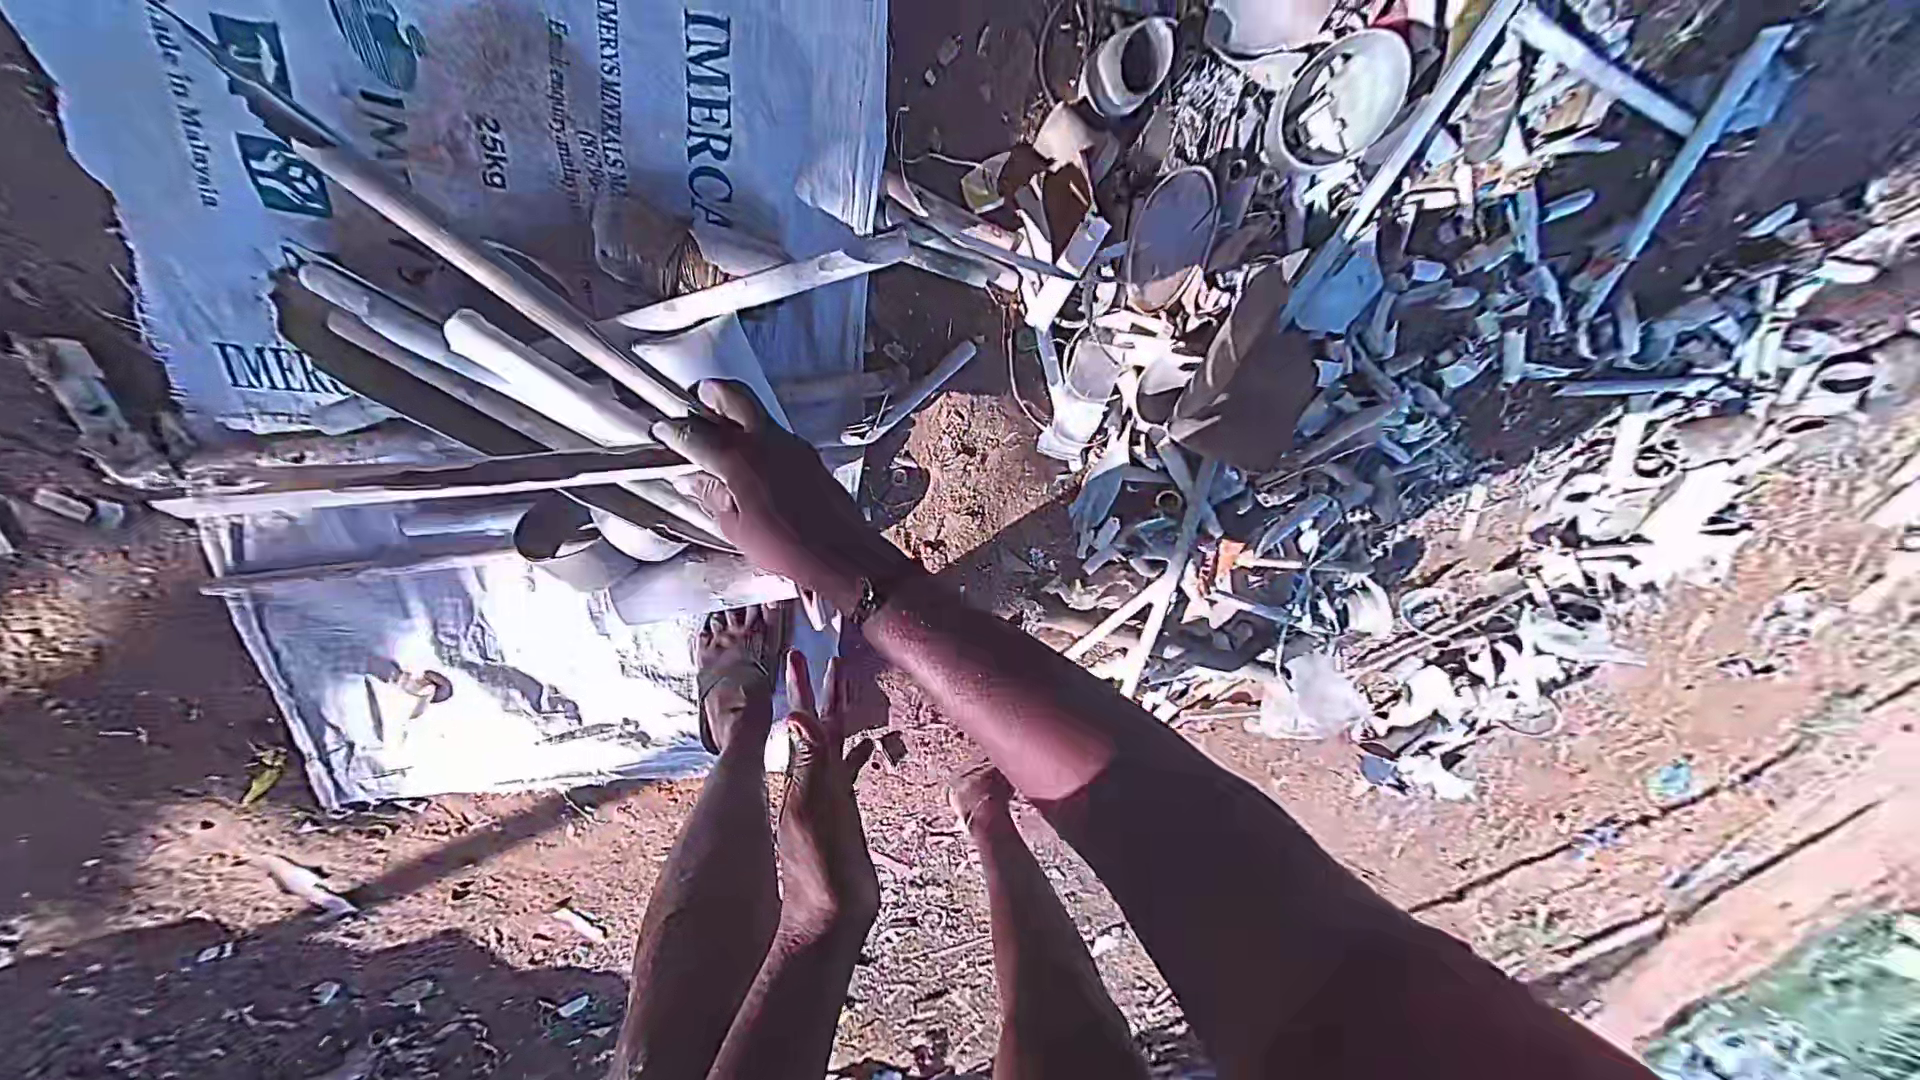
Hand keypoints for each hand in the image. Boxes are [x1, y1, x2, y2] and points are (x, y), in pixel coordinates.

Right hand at [652, 381, 914, 613]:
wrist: (842, 553)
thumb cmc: (791, 547)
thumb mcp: (737, 528)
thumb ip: (714, 498)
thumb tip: (699, 483)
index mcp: (740, 459)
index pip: (696, 434)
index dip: (675, 431)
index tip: (665, 430)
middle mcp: (769, 442)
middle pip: (735, 397)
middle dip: (712, 393)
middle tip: (698, 399)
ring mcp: (795, 446)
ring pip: (761, 416)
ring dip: (739, 416)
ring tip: (724, 433)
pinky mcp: (812, 458)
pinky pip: (780, 438)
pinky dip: (762, 440)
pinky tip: (756, 461)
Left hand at [775, 650, 878, 936]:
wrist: (829, 915)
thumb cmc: (816, 867)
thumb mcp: (809, 810)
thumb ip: (807, 763)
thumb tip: (795, 714)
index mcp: (806, 773)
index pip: (804, 718)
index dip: (802, 686)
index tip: (799, 654)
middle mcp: (815, 776)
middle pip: (821, 721)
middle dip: (822, 689)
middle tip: (830, 658)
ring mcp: (830, 792)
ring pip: (838, 741)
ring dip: (840, 714)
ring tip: (848, 690)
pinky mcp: (845, 809)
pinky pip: (851, 770)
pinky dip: (858, 752)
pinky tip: (868, 744)